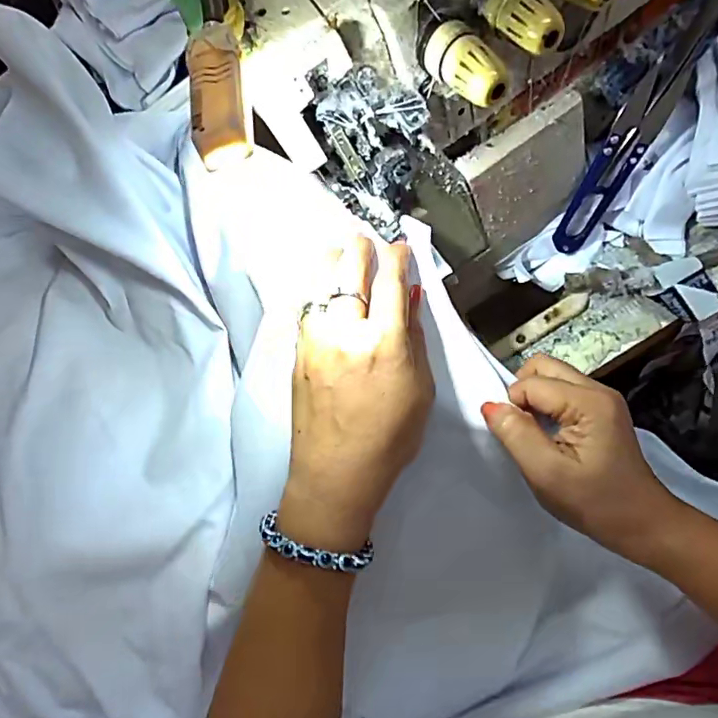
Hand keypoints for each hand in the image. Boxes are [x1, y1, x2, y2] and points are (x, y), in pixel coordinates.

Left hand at [283, 236, 434, 552]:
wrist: (334, 473)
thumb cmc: (388, 439)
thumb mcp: (420, 390)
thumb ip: (415, 337)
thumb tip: (410, 297)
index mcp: (385, 344)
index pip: (391, 279)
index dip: (397, 255)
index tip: (401, 246)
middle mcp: (346, 332)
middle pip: (350, 268)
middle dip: (362, 247)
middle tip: (370, 243)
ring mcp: (315, 339)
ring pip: (320, 278)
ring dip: (335, 259)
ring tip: (345, 254)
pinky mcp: (297, 350)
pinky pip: (307, 302)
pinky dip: (318, 285)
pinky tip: (326, 285)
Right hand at [482, 353, 686, 559]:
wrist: (642, 524)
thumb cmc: (595, 503)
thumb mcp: (547, 474)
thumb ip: (516, 435)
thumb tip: (491, 405)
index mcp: (589, 401)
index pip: (530, 383)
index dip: (514, 408)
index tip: (520, 441)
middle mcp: (598, 390)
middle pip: (543, 368)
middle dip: (522, 394)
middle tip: (525, 433)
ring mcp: (603, 399)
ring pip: (553, 378)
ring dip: (535, 402)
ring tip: (538, 438)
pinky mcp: (603, 411)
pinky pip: (564, 394)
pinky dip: (548, 409)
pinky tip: (552, 440)